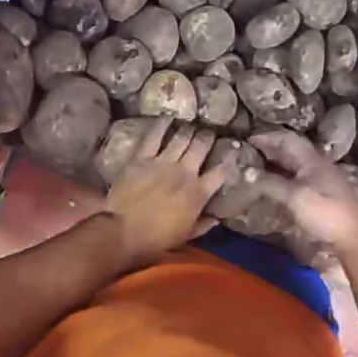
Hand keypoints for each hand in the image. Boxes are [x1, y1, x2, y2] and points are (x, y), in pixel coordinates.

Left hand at [103, 118, 232, 267]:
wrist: (124, 231)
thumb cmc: (156, 239)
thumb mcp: (186, 235)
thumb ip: (203, 225)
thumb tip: (217, 219)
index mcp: (198, 193)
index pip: (220, 172)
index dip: (229, 160)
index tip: (233, 151)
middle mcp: (185, 172)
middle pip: (201, 147)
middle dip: (207, 138)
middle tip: (209, 132)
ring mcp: (163, 162)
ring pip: (181, 138)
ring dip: (189, 130)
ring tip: (193, 124)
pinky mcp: (142, 157)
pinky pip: (154, 136)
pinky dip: (162, 124)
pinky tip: (168, 116)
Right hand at [247, 130, 357, 252]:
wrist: (354, 238)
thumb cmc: (326, 213)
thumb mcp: (296, 197)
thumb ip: (270, 183)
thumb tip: (245, 172)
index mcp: (312, 161)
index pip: (288, 139)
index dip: (267, 137)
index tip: (247, 141)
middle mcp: (316, 166)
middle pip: (289, 151)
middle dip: (268, 150)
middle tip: (245, 155)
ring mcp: (319, 181)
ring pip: (292, 166)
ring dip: (273, 165)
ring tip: (252, 169)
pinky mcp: (319, 196)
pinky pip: (294, 180)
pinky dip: (279, 179)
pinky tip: (269, 187)